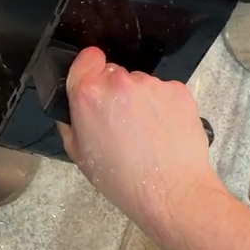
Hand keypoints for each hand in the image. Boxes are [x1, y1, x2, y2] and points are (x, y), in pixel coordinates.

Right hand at [57, 46, 226, 242]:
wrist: (170, 192)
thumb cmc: (122, 179)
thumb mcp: (77, 153)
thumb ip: (70, 121)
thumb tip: (73, 108)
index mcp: (88, 94)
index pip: (87, 57)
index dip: (89, 70)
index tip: (93, 85)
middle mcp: (119, 81)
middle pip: (113, 72)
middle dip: (113, 91)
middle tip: (119, 121)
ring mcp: (152, 84)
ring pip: (139, 83)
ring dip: (139, 100)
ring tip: (144, 132)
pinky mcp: (178, 91)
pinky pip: (163, 91)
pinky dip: (161, 106)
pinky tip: (162, 131)